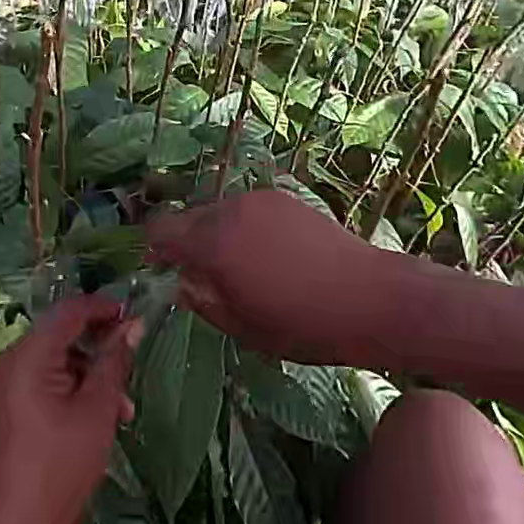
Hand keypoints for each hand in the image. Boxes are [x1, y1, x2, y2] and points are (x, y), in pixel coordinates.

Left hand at [0, 294, 141, 523]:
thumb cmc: (62, 463)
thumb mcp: (98, 407)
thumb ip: (116, 359)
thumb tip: (134, 324)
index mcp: (27, 355)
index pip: (69, 311)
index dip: (103, 307)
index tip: (133, 313)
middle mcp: (11, 361)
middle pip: (63, 334)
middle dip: (101, 345)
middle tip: (132, 355)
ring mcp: (8, 385)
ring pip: (59, 360)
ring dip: (93, 373)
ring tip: (123, 405)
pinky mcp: (11, 406)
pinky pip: (47, 380)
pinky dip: (75, 388)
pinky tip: (102, 414)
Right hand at [147, 188, 405, 366]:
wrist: (369, 296)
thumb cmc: (302, 324)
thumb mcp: (242, 327)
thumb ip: (202, 300)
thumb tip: (183, 282)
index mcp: (213, 243)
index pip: (160, 230)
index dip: (155, 249)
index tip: (163, 270)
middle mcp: (230, 210)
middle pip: (190, 217)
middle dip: (188, 243)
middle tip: (206, 276)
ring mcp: (260, 199)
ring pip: (219, 211)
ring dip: (218, 233)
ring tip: (243, 267)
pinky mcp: (285, 197)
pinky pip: (247, 208)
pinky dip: (244, 225)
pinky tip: (270, 253)